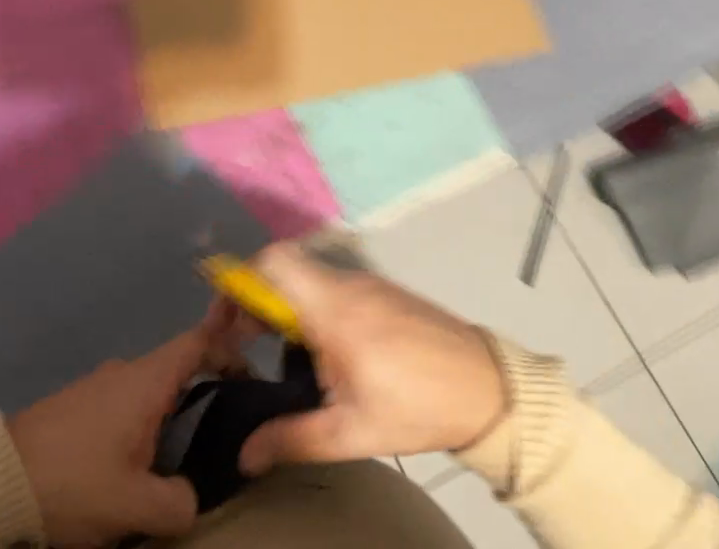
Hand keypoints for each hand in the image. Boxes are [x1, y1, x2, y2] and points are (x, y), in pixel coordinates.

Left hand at [6, 317, 219, 546]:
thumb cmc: (73, 482)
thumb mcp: (134, 505)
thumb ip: (179, 502)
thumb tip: (190, 497)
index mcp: (145, 382)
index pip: (196, 342)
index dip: (228, 343)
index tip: (254, 363)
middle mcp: (123, 374)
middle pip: (176, 369)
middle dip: (206, 390)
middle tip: (232, 425)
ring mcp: (96, 387)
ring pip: (149, 393)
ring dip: (173, 414)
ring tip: (189, 455)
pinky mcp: (75, 408)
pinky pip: (124, 407)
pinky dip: (144, 426)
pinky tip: (142, 463)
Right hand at [234, 243, 506, 473]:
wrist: (491, 390)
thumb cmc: (418, 409)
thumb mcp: (352, 433)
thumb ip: (293, 439)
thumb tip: (244, 455)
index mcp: (333, 309)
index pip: (274, 263)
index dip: (240, 280)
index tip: (227, 320)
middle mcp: (347, 284)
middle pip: (282, 269)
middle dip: (254, 299)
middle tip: (244, 340)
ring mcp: (368, 283)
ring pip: (307, 277)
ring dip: (282, 303)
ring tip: (277, 349)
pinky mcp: (384, 291)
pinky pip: (332, 285)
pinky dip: (310, 305)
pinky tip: (319, 347)